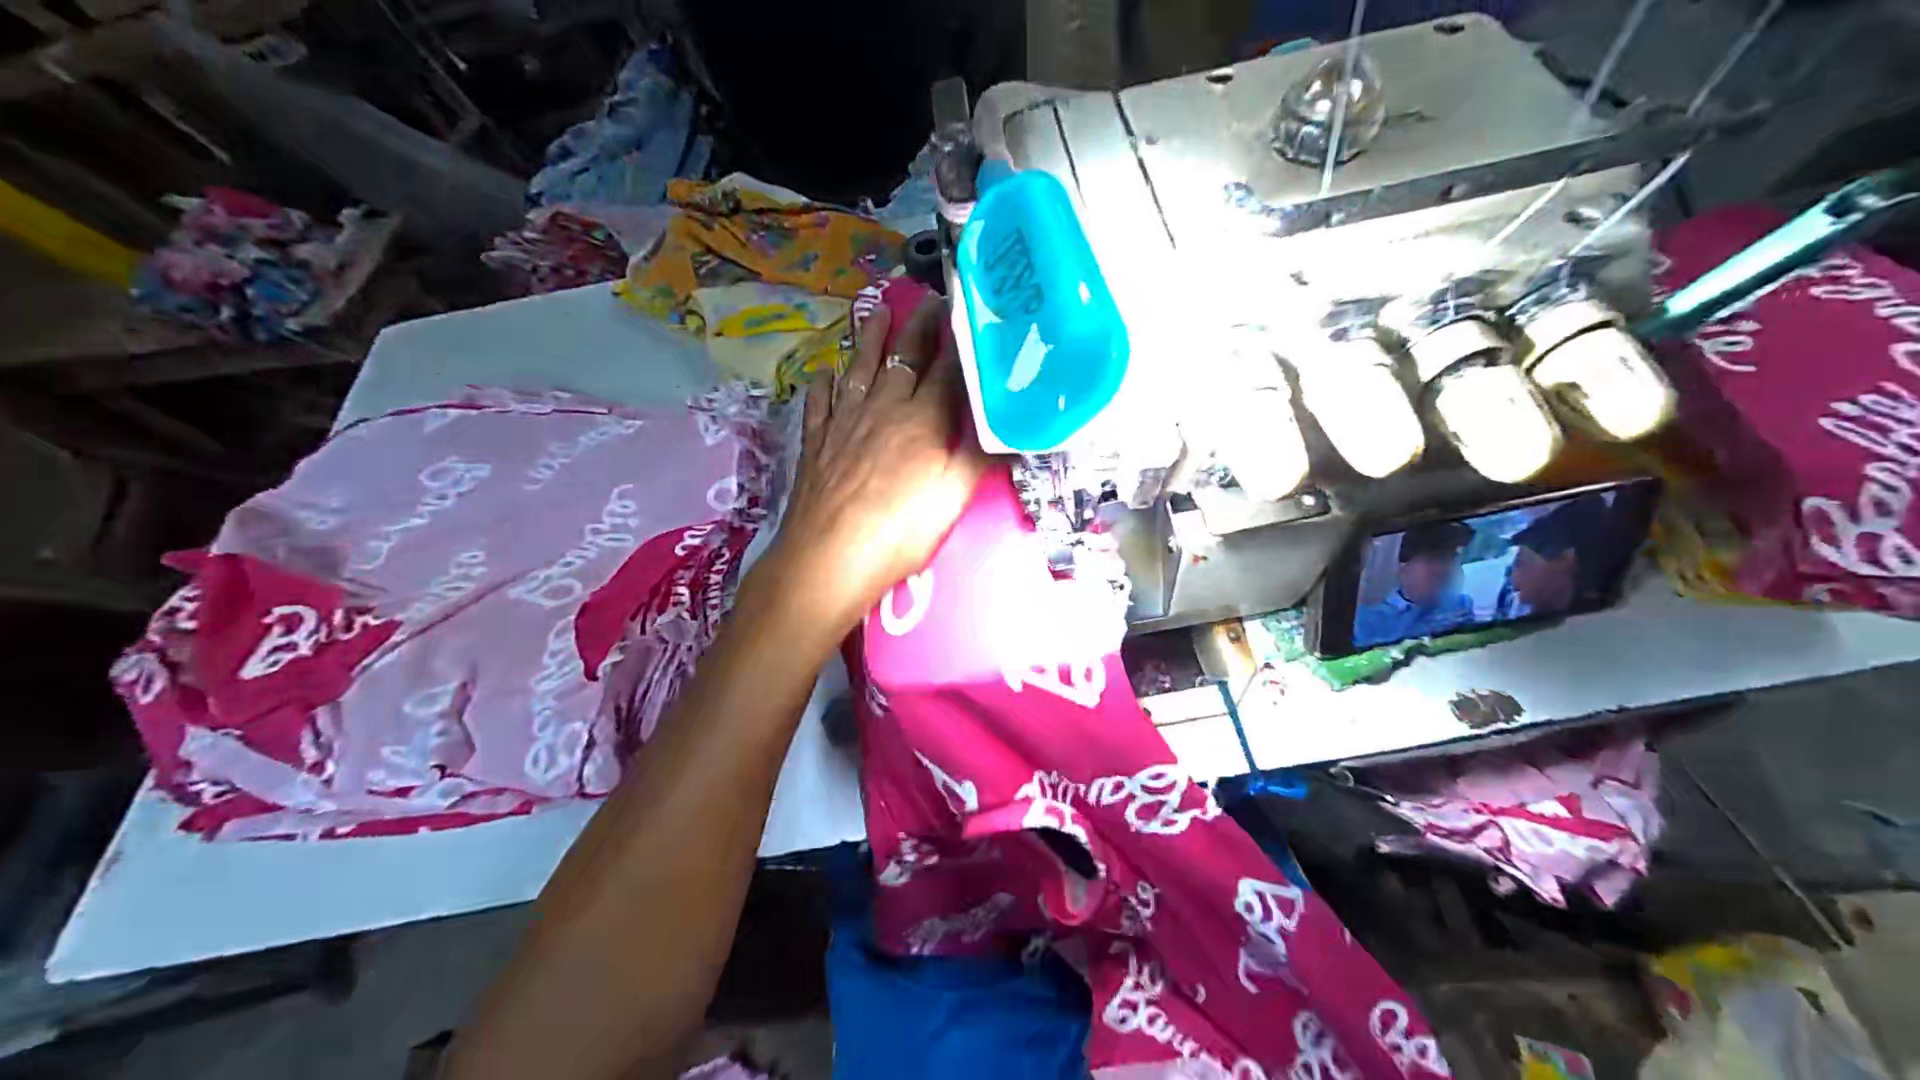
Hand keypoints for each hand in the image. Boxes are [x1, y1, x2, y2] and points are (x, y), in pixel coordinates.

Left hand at [753, 294, 989, 640]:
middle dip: (918, 327)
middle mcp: (882, 410)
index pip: (946, 369)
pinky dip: (824, 383)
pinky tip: (824, 372)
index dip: (958, 339)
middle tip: (928, 299)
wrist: (828, 559)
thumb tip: (1009, 420)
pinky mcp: (816, 444)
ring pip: (859, 370)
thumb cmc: (898, 533)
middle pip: (903, 359)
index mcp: (922, 422)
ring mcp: (844, 424)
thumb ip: (980, 455)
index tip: (967, 309)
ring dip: (869, 340)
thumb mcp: (953, 498)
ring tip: (875, 312)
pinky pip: (820, 402)